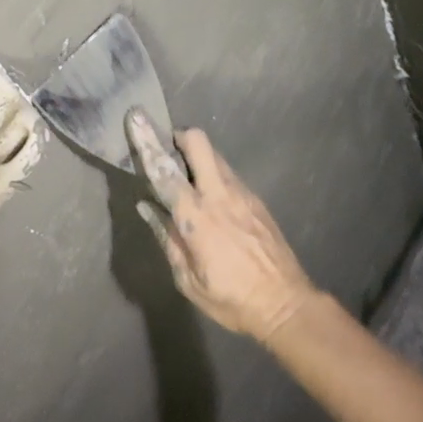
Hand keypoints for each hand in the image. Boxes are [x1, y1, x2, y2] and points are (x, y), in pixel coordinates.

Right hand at [127, 110, 319, 343]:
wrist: (285, 303)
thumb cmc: (231, 299)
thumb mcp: (188, 280)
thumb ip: (167, 238)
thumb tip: (147, 208)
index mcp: (197, 217)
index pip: (165, 171)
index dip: (148, 143)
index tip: (136, 118)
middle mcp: (220, 194)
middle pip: (199, 143)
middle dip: (180, 137)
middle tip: (168, 151)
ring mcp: (242, 193)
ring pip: (216, 156)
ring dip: (198, 157)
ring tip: (188, 179)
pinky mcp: (257, 199)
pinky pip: (229, 174)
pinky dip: (214, 175)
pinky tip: (212, 201)